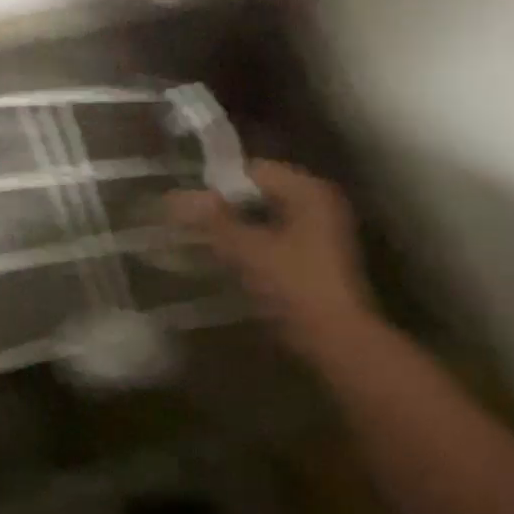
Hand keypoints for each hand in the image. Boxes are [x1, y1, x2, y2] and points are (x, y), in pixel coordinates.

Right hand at [166, 161, 372, 348]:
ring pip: (272, 218)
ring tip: (211, 245)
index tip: (192, 205)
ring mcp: (326, 231)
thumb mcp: (249, 251)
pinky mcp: (323, 259)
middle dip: (230, 208)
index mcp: (309, 190)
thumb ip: (213, 221)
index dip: (221, 185)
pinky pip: (282, 239)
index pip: (256, 170)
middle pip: (265, 193)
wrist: (340, 343)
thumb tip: (174, 196)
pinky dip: (260, 246)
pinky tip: (237, 264)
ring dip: (244, 229)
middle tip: (196, 225)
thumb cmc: (295, 288)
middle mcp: (321, 202)